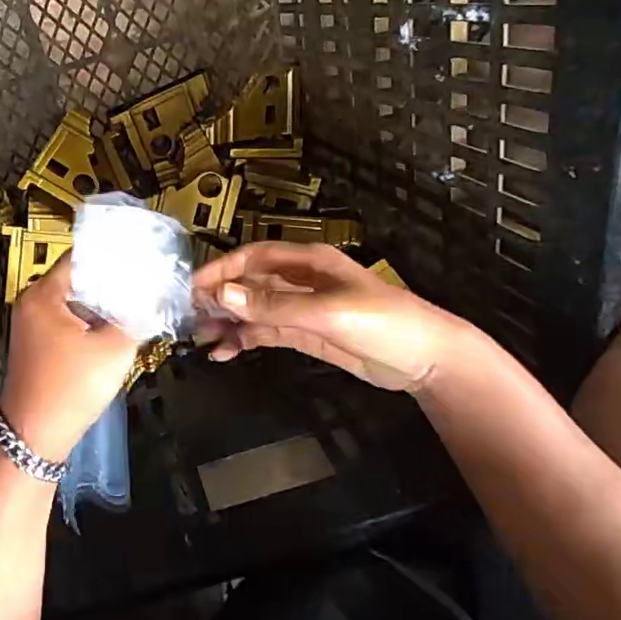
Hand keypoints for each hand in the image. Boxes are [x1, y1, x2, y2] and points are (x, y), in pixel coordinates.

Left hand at [0, 255, 140, 462]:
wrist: (34, 434)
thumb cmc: (69, 389)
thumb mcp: (114, 350)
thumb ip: (136, 317)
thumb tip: (151, 299)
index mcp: (43, 295)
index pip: (79, 257)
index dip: (111, 254)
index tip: (137, 254)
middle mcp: (32, 302)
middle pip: (76, 277)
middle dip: (110, 280)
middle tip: (142, 279)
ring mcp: (32, 323)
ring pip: (73, 299)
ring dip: (101, 302)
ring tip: (133, 302)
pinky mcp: (38, 342)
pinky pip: (67, 318)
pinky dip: (89, 319)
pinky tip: (113, 326)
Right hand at [192, 242, 482, 391]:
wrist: (430, 361)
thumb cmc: (384, 323)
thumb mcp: (326, 312)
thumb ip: (273, 305)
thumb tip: (222, 294)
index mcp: (308, 262)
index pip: (254, 257)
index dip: (223, 269)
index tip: (194, 288)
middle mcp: (300, 281)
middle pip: (249, 282)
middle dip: (220, 297)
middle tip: (191, 316)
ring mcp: (302, 308)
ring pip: (254, 310)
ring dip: (228, 321)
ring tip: (202, 338)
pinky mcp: (306, 334)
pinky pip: (266, 332)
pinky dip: (245, 339)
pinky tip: (225, 352)